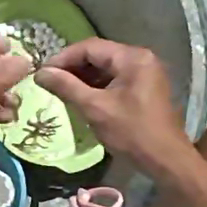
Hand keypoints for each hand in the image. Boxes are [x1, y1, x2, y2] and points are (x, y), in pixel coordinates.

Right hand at [35, 39, 196, 179]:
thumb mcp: (95, 108)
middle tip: (50, 82)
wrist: (165, 159)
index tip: (43, 72)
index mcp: (132, 58)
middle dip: (73, 67)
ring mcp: (145, 72)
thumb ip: (67, 87)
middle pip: (99, 55)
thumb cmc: (131, 132)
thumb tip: (40, 73)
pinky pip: (115, 79)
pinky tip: (81, 97)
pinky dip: (97, 86)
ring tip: (61, 90)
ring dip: (83, 77)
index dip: (63, 58)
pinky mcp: (145, 87)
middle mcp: (141, 58)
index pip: (90, 47)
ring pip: (106, 67)